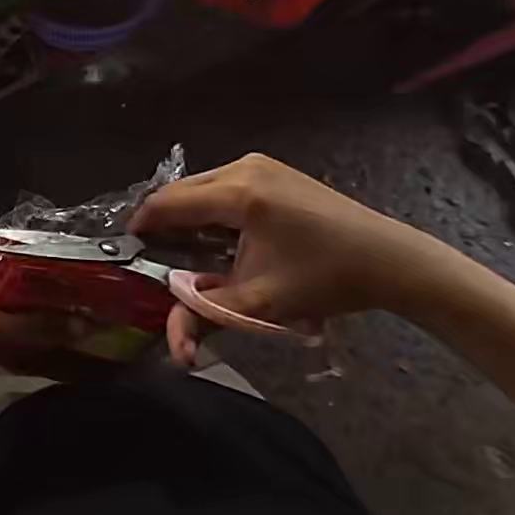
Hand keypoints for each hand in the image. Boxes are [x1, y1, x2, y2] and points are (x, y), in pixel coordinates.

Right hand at [130, 153, 471, 363]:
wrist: (388, 258)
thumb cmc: (326, 281)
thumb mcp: (262, 303)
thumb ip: (208, 318)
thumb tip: (173, 351)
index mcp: (238, 195)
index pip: (169, 203)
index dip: (142, 224)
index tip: (127, 247)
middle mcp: (242, 168)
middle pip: (181, 189)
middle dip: (162, 218)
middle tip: (153, 251)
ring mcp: (257, 163)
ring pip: (199, 183)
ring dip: (184, 210)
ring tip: (181, 244)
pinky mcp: (269, 166)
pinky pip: (220, 180)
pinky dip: (207, 202)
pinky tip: (214, 228)